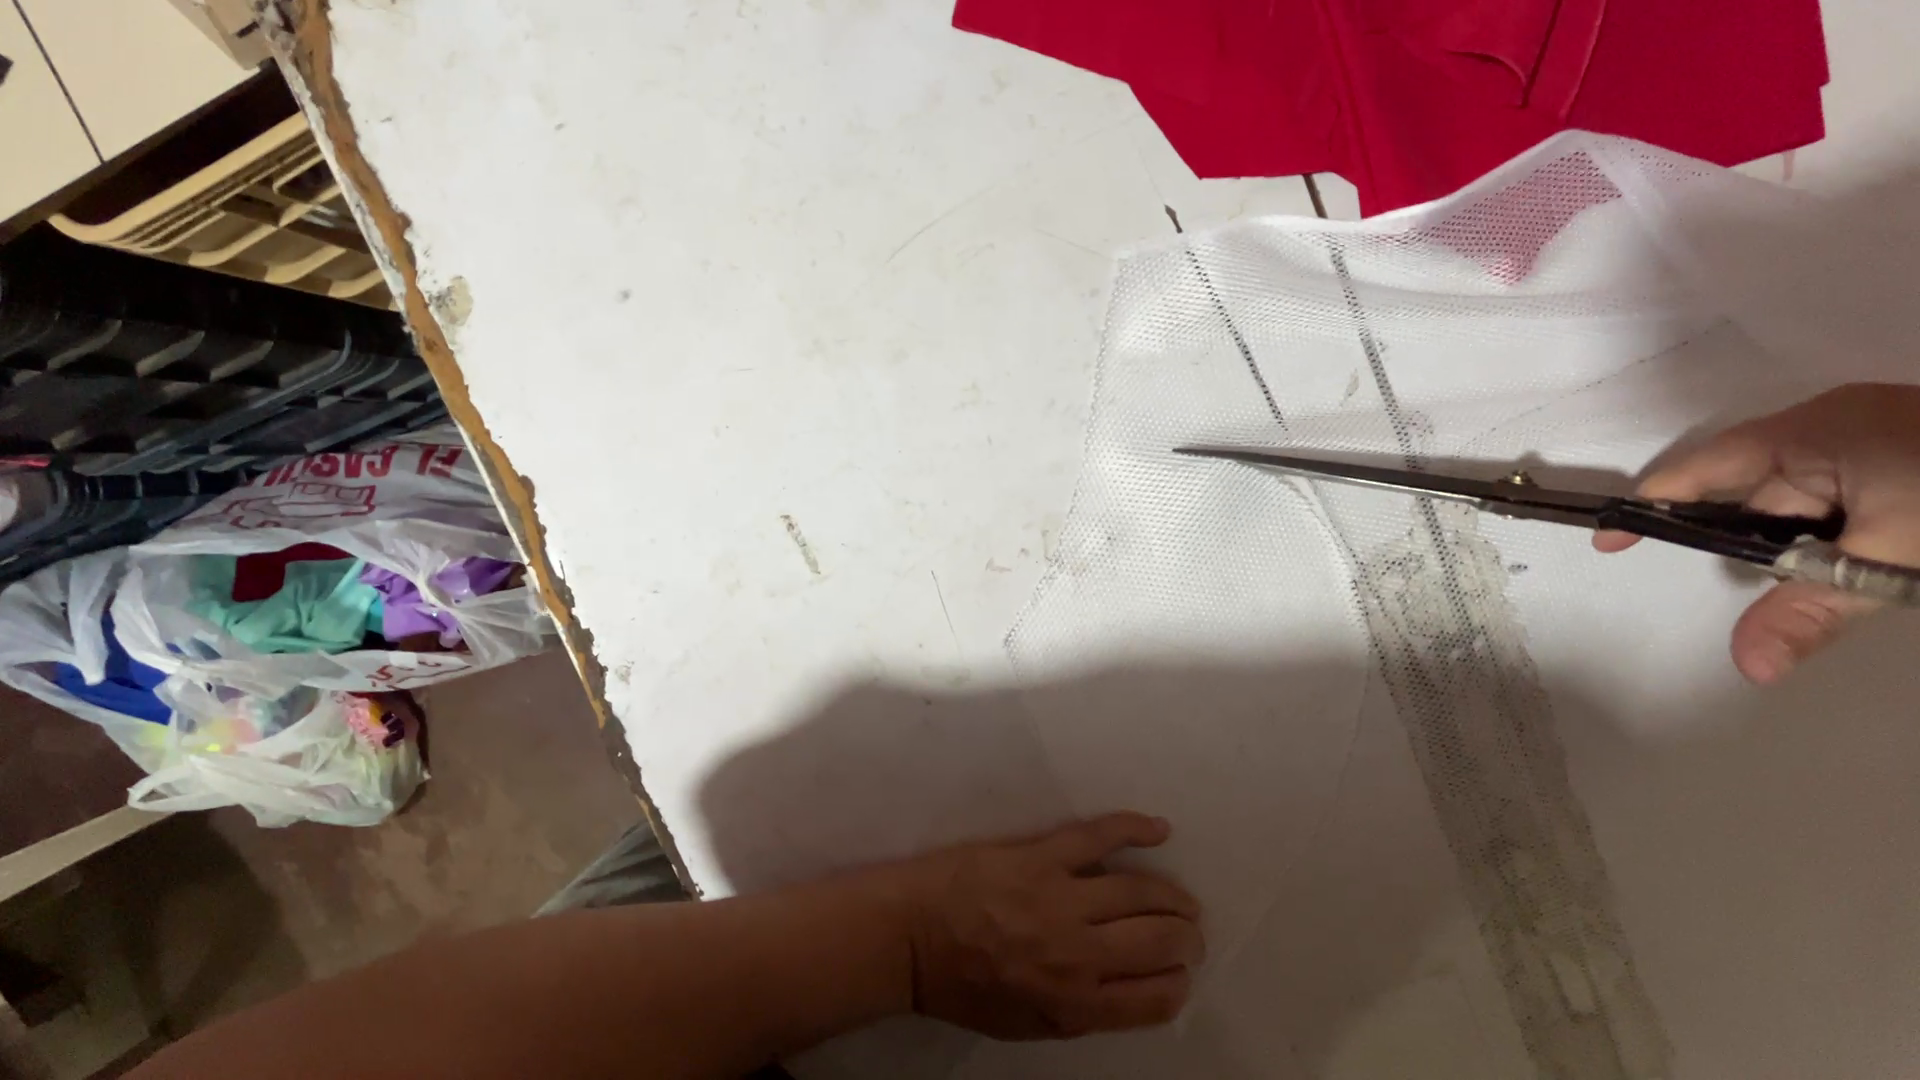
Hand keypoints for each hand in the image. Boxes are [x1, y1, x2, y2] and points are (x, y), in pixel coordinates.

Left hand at [874, 812, 1202, 1039]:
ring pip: (1141, 891)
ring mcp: (1062, 899)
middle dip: (1186, 939)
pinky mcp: (1042, 855)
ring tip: (1182, 899)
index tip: (1178, 972)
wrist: (909, 937)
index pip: (1157, 997)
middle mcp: (1078, 953)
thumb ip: (1079, 1012)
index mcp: (1074, 1003)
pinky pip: (1099, 835)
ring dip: (1172, 896)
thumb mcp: (1025, 1025)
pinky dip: (1135, 828)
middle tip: (1189, 932)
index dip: (1178, 983)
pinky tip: (1159, 829)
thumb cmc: (963, 986)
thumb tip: (1130, 994)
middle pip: (1159, 941)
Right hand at [1594, 383, 1919, 682]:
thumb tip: (1747, 668)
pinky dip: (1848, 535)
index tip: (1611, 545)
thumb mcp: (1897, 558)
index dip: (1649, 507)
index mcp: (1810, 432)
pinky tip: (1881, 556)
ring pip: (1807, 501)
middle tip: (1791, 585)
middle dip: (1761, 543)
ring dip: (1814, 544)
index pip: (1699, 470)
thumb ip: (1813, 608)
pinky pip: (1846, 498)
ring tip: (1868, 571)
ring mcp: (1875, 436)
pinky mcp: (1907, 454)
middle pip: (1755, 491)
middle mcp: (1830, 425)